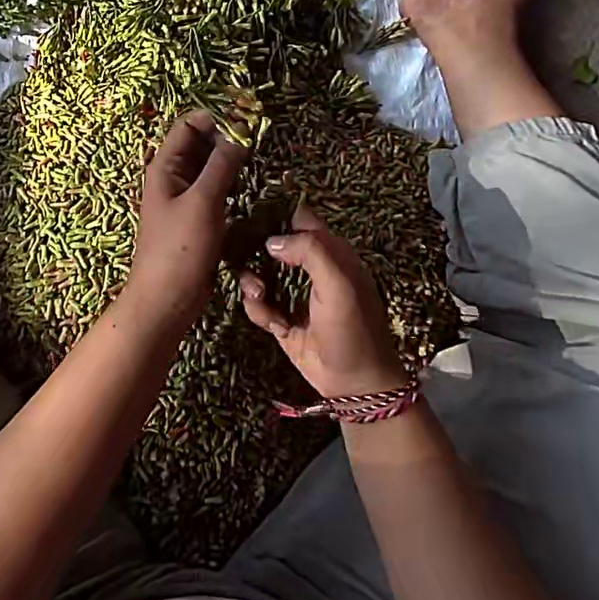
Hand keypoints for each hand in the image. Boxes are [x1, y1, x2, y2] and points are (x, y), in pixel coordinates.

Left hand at [129, 112, 249, 312]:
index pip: (189, 125)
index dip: (216, 117)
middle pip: (201, 143)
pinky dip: (232, 182)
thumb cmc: (179, 249)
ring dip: (232, 160)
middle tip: (261, 137)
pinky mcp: (198, 217)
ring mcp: (185, 198)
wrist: (167, 301)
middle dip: (228, 137)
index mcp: (165, 166)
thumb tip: (241, 130)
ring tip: (261, 157)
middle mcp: (173, 177)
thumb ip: (222, 164)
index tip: (248, 119)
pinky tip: (253, 184)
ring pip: (211, 167)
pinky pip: (216, 189)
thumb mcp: (203, 202)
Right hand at [240, 206, 406, 398]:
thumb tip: (271, 241)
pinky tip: (274, 323)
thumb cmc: (353, 329)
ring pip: (259, 272)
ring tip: (259, 295)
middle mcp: (309, 267)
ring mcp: (292, 292)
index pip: (300, 218)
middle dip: (255, 250)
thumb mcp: (339, 284)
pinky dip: (258, 309)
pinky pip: (257, 302)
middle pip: (272, 243)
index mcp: (330, 251)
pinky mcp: (279, 316)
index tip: (251, 215)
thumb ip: (310, 251)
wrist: (354, 384)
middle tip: (244, 257)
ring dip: (253, 282)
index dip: (277, 214)